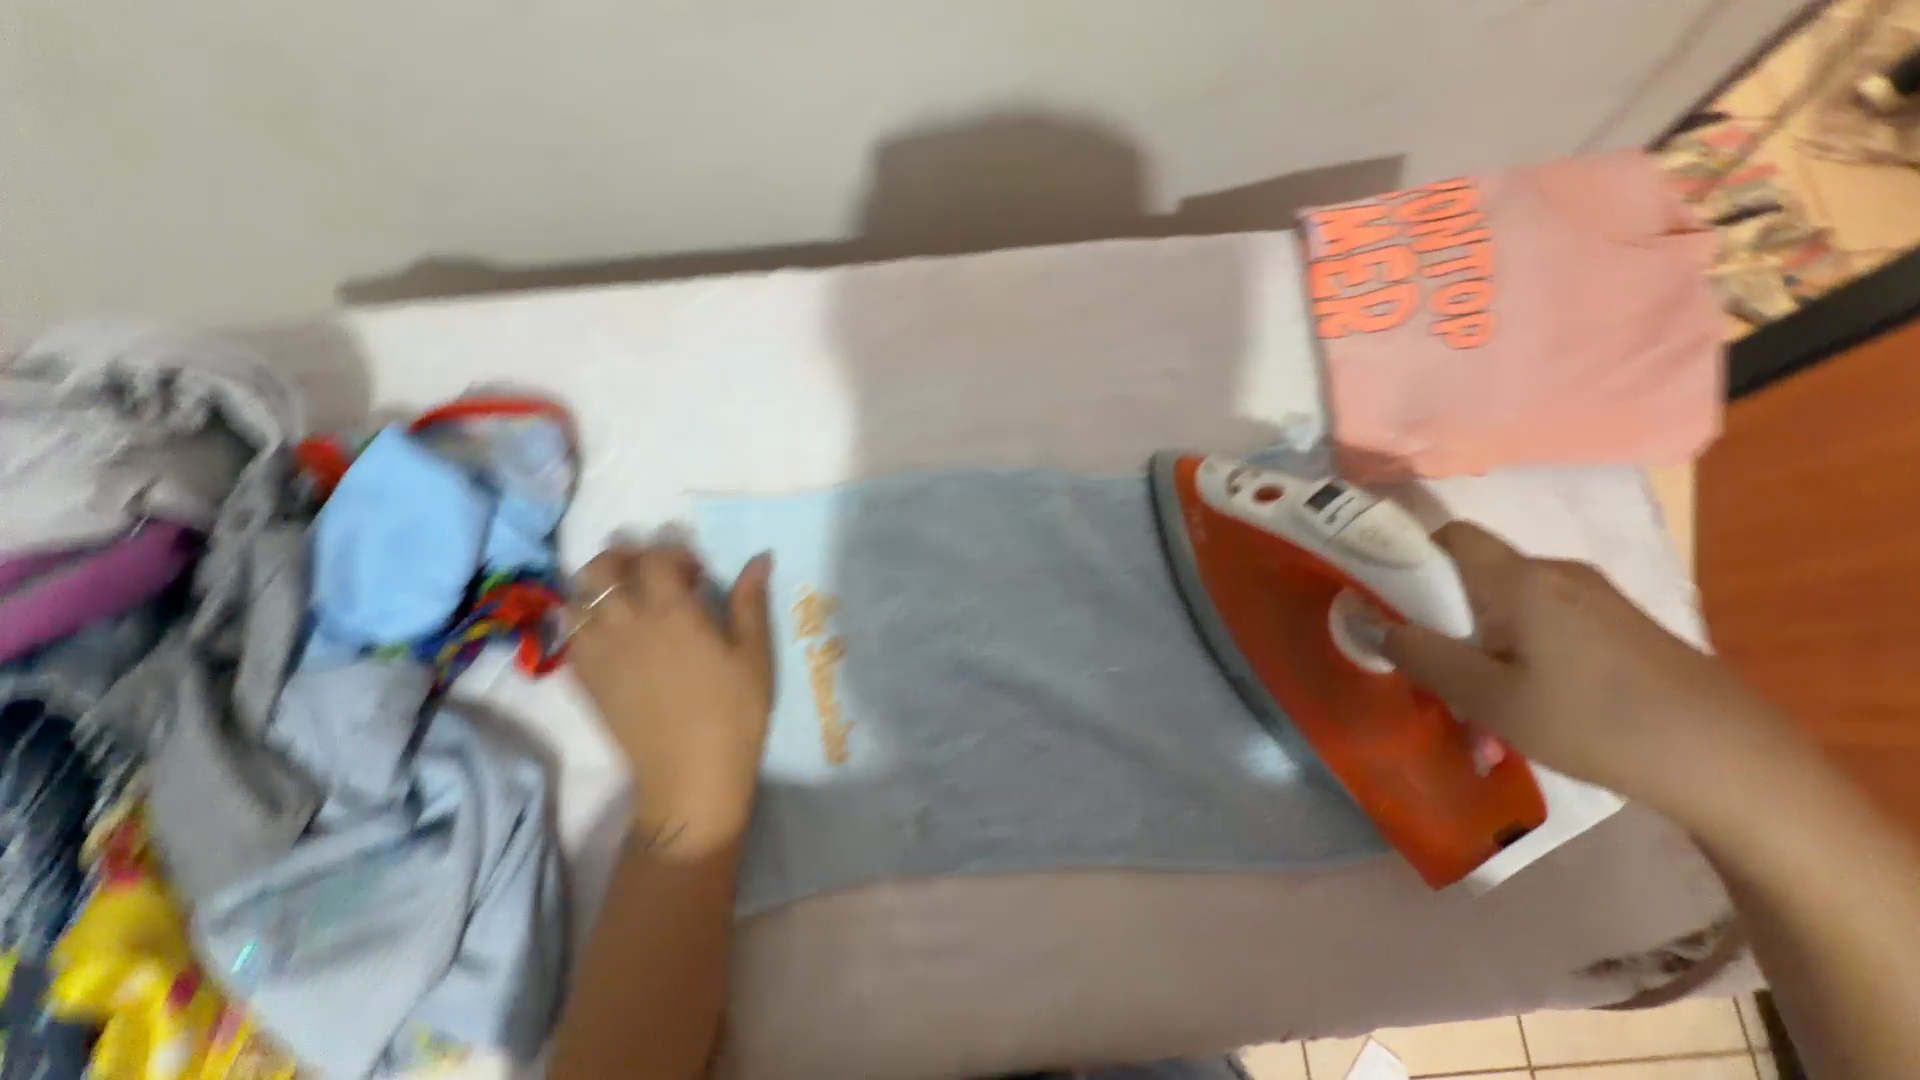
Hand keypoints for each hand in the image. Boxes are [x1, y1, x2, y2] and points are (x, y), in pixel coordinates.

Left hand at [567, 545, 774, 853]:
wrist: (691, 776)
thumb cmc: (733, 713)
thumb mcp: (754, 655)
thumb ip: (750, 602)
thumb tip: (759, 558)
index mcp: (671, 611)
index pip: (654, 558)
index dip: (674, 554)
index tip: (696, 574)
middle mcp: (626, 622)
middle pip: (600, 568)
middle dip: (623, 560)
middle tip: (651, 576)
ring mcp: (598, 652)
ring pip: (575, 598)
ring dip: (596, 588)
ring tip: (624, 602)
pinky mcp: (585, 680)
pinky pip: (568, 636)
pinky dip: (582, 623)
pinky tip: (610, 636)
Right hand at [1379, 522, 1791, 815]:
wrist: (1729, 760)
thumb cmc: (1591, 722)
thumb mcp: (1487, 697)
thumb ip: (1419, 653)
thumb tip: (1363, 619)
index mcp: (1519, 578)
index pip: (1449, 535)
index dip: (1410, 555)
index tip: (1391, 603)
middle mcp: (1557, 572)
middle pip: (1478, 571)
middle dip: (1445, 611)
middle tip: (1436, 667)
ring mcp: (1598, 597)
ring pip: (1514, 601)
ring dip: (1485, 635)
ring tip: (1485, 695)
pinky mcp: (1624, 625)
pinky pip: (1550, 620)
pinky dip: (1524, 646)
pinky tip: (1537, 700)